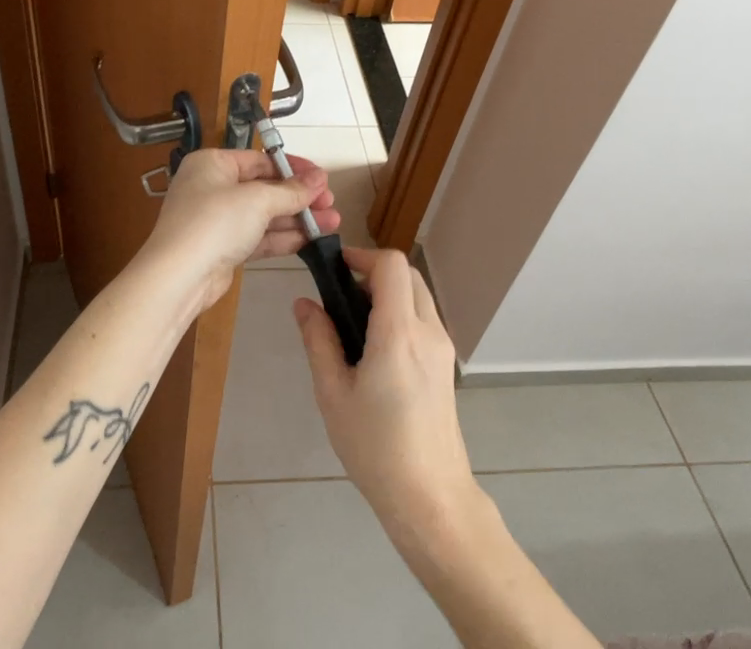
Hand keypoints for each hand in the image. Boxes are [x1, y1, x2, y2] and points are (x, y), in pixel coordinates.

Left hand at [134, 148, 341, 314]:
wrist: (179, 276)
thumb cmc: (215, 223)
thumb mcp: (257, 200)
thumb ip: (291, 191)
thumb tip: (319, 180)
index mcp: (213, 164)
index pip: (260, 160)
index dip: (293, 169)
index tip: (323, 179)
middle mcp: (213, 187)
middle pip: (264, 188)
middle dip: (299, 197)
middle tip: (331, 203)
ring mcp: (217, 220)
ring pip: (264, 215)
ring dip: (297, 218)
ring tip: (332, 222)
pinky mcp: (223, 247)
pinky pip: (258, 237)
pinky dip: (283, 237)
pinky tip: (311, 239)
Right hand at [294, 248, 478, 535]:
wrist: (429, 495)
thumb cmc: (374, 447)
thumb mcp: (333, 393)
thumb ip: (319, 341)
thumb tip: (304, 303)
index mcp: (399, 334)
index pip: (391, 266)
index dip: (362, 256)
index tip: (333, 268)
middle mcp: (428, 332)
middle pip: (408, 276)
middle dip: (373, 273)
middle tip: (338, 298)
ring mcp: (443, 349)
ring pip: (418, 297)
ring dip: (388, 295)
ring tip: (352, 328)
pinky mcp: (446, 366)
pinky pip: (424, 320)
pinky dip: (400, 315)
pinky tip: (374, 351)